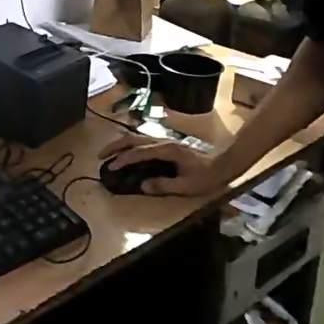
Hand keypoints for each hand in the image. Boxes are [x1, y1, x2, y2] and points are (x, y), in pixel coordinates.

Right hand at [98, 135, 226, 196]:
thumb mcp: (187, 186)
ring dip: (120, 144)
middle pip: (133, 139)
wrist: (223, 163)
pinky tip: (126, 150)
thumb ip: (164, 185)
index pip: (138, 152)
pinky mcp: (165, 144)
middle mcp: (162, 142)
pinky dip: (129, 144)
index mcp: (166, 151)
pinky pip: (142, 140)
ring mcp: (163, 141)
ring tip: (108, 153)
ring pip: (136, 137)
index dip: (123, 159)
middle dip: (115, 146)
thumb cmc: (206, 176)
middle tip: (100, 155)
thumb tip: (142, 186)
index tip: (111, 167)